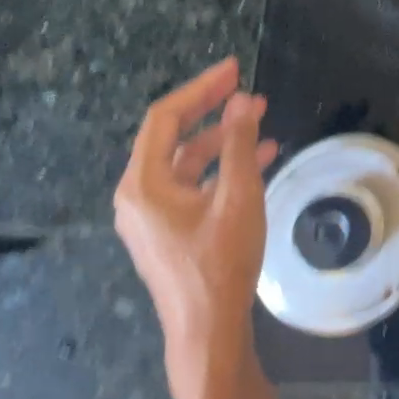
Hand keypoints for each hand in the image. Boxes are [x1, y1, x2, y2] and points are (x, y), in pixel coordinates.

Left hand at [114, 57, 278, 370]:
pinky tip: (259, 157)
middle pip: (172, 136)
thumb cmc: (220, 262)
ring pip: (186, 160)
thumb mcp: (238, 198)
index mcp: (143, 184)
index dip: (201, 89)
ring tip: (260, 120)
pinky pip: (192, 183)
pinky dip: (222, 166)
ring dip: (222, 138)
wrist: (207, 329)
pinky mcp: (168, 229)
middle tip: (246, 87)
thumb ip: (240, 145)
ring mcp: (152, 214)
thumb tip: (242, 101)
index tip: (235, 69)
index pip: (165, 118)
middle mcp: (138, 195)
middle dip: (211, 108)